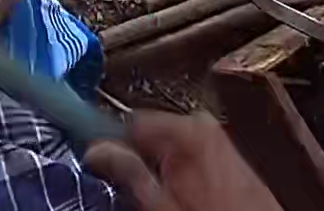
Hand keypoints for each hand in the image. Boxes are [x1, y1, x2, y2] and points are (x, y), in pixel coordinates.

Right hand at [84, 110, 282, 210]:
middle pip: (150, 132)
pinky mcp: (230, 155)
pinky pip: (191, 154)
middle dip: (141, 160)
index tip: (106, 170)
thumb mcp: (162, 208)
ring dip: (161, 168)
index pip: (129, 122)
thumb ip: (128, 171)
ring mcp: (219, 138)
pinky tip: (187, 202)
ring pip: (170, 146)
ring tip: (167, 203)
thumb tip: (93, 148)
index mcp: (184, 129)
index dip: (115, 147)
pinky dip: (182, 172)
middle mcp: (201, 122)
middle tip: (141, 196)